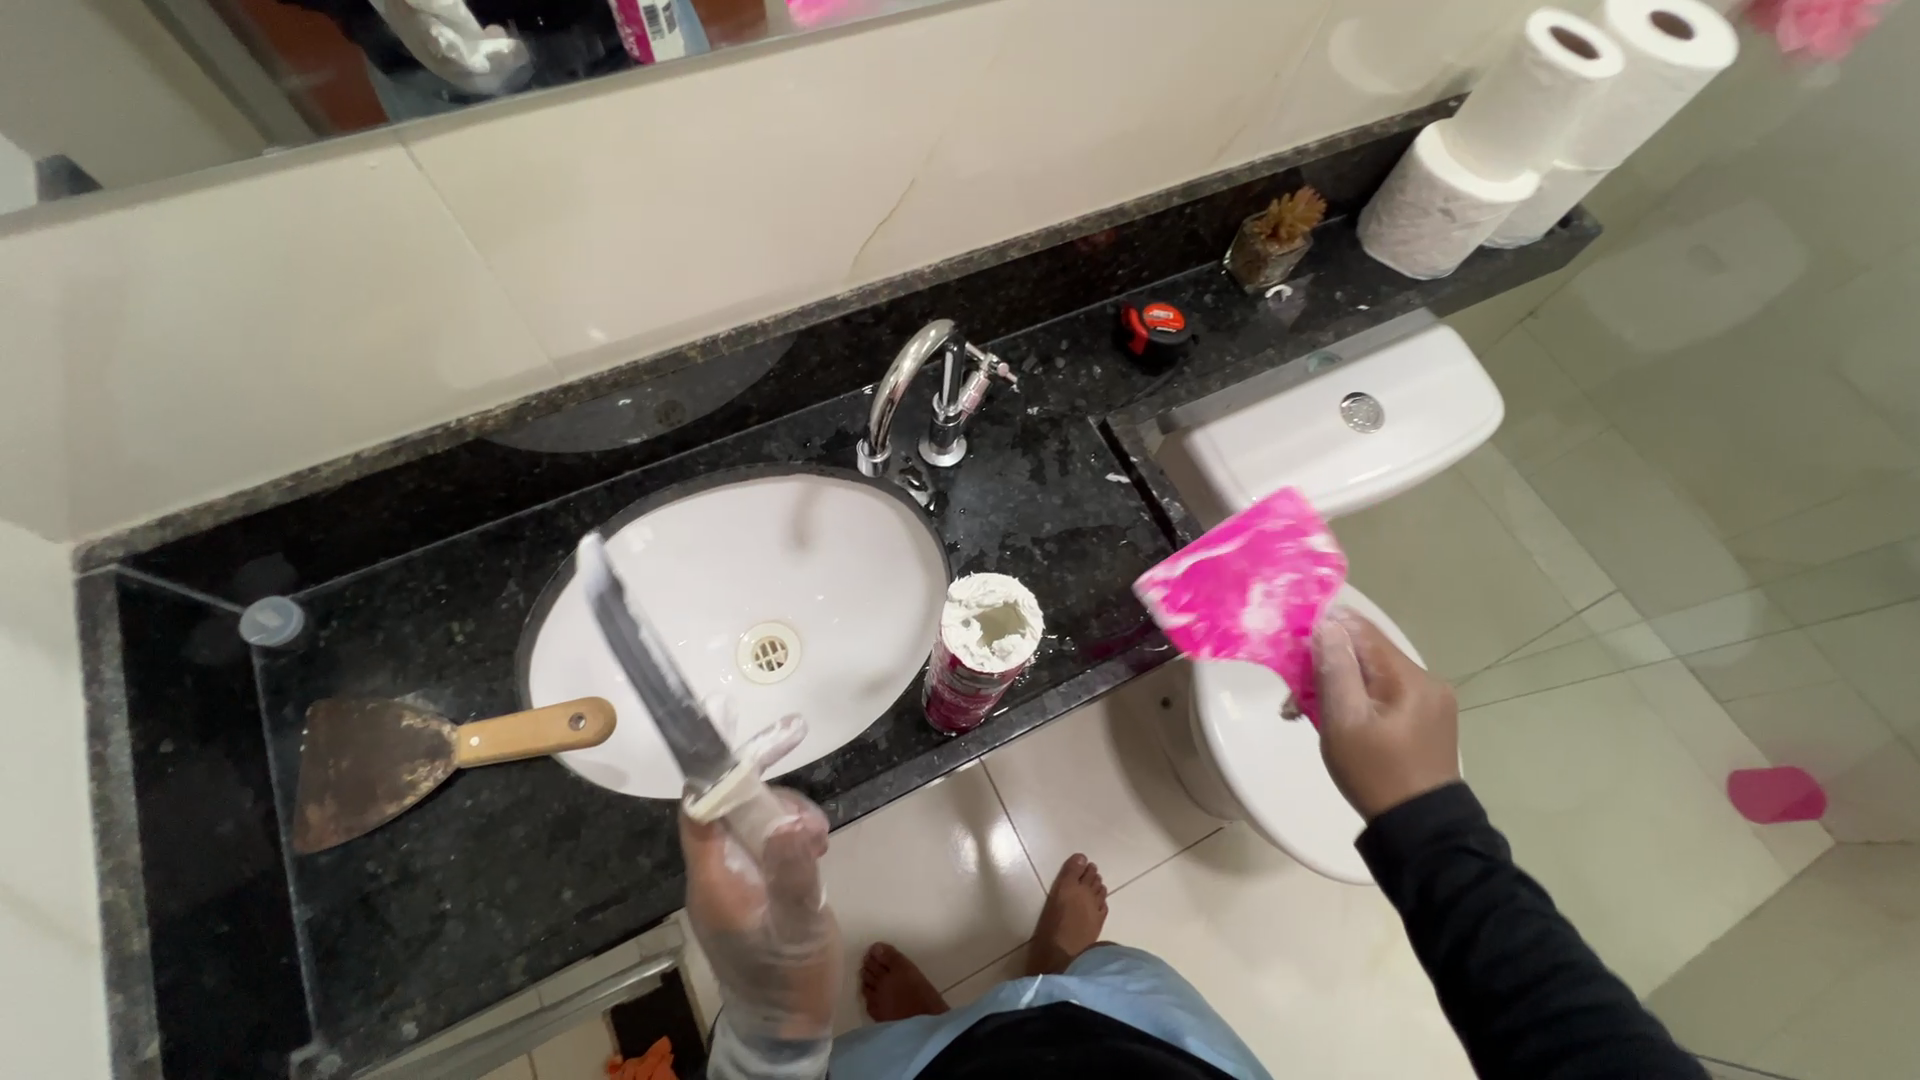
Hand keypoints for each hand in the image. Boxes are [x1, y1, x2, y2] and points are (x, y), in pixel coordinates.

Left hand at [680, 790, 840, 1045]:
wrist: (787, 1028)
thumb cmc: (789, 981)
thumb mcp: (798, 929)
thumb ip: (792, 875)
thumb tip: (788, 821)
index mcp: (713, 882)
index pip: (700, 813)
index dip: (721, 775)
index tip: (755, 746)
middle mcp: (716, 874)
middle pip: (732, 810)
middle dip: (773, 800)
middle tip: (816, 823)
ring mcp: (734, 880)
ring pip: (752, 821)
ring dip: (787, 817)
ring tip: (820, 840)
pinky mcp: (753, 885)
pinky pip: (764, 841)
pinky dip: (790, 835)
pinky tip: (815, 847)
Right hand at [1312, 608, 1461, 820]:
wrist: (1420, 829)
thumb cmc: (1375, 773)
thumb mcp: (1343, 720)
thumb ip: (1335, 668)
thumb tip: (1326, 623)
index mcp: (1409, 677)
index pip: (1360, 629)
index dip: (1323, 629)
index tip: (1291, 647)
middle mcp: (1426, 680)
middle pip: (1366, 652)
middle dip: (1326, 664)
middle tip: (1294, 694)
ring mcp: (1429, 701)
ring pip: (1372, 674)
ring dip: (1338, 684)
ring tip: (1308, 712)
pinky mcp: (1426, 719)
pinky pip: (1384, 694)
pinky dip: (1356, 699)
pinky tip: (1337, 720)